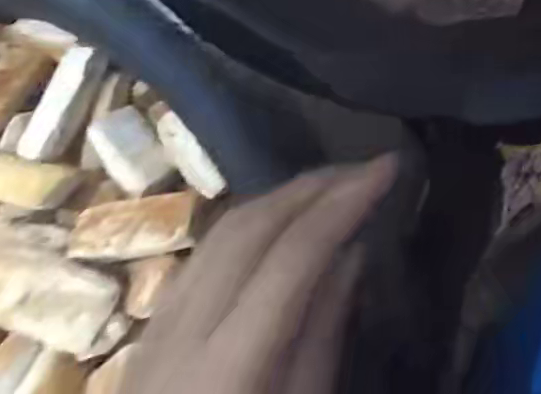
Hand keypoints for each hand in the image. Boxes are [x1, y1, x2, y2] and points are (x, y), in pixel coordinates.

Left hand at [121, 156, 396, 393]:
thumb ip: (323, 335)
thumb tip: (352, 251)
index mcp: (225, 374)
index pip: (293, 256)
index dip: (344, 202)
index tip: (389, 168)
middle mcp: (181, 336)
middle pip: (254, 226)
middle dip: (317, 185)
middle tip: (368, 168)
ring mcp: (157, 329)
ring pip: (226, 228)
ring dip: (286, 194)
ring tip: (335, 184)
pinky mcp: (151, 329)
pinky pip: (207, 250)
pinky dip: (255, 219)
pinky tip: (285, 218)